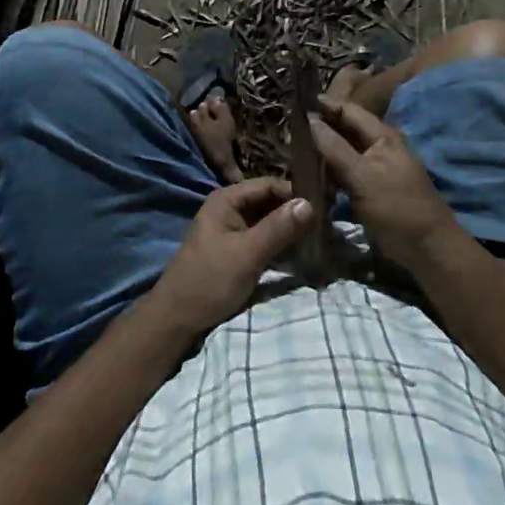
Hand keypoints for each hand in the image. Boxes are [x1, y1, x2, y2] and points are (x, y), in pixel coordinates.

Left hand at [149, 178, 314, 332]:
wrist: (177, 319)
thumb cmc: (209, 281)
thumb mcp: (247, 254)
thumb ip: (278, 228)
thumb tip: (310, 203)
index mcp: (227, 199)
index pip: (270, 185)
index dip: (296, 193)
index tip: (326, 205)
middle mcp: (231, 208)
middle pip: (271, 202)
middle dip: (297, 212)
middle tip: (328, 223)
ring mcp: (234, 229)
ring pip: (270, 221)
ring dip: (292, 229)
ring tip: (321, 237)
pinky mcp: (238, 250)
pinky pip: (266, 238)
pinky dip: (283, 243)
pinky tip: (303, 251)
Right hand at [308, 95, 460, 266]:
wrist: (425, 247)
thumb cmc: (396, 207)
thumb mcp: (362, 176)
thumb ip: (334, 148)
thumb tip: (310, 120)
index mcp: (382, 135)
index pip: (347, 110)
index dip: (323, 106)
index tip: (293, 105)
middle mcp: (378, 146)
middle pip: (344, 130)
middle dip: (318, 129)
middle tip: (286, 131)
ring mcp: (374, 167)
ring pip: (342, 152)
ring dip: (321, 151)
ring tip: (291, 151)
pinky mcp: (369, 188)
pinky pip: (344, 172)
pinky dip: (328, 171)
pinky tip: (308, 174)